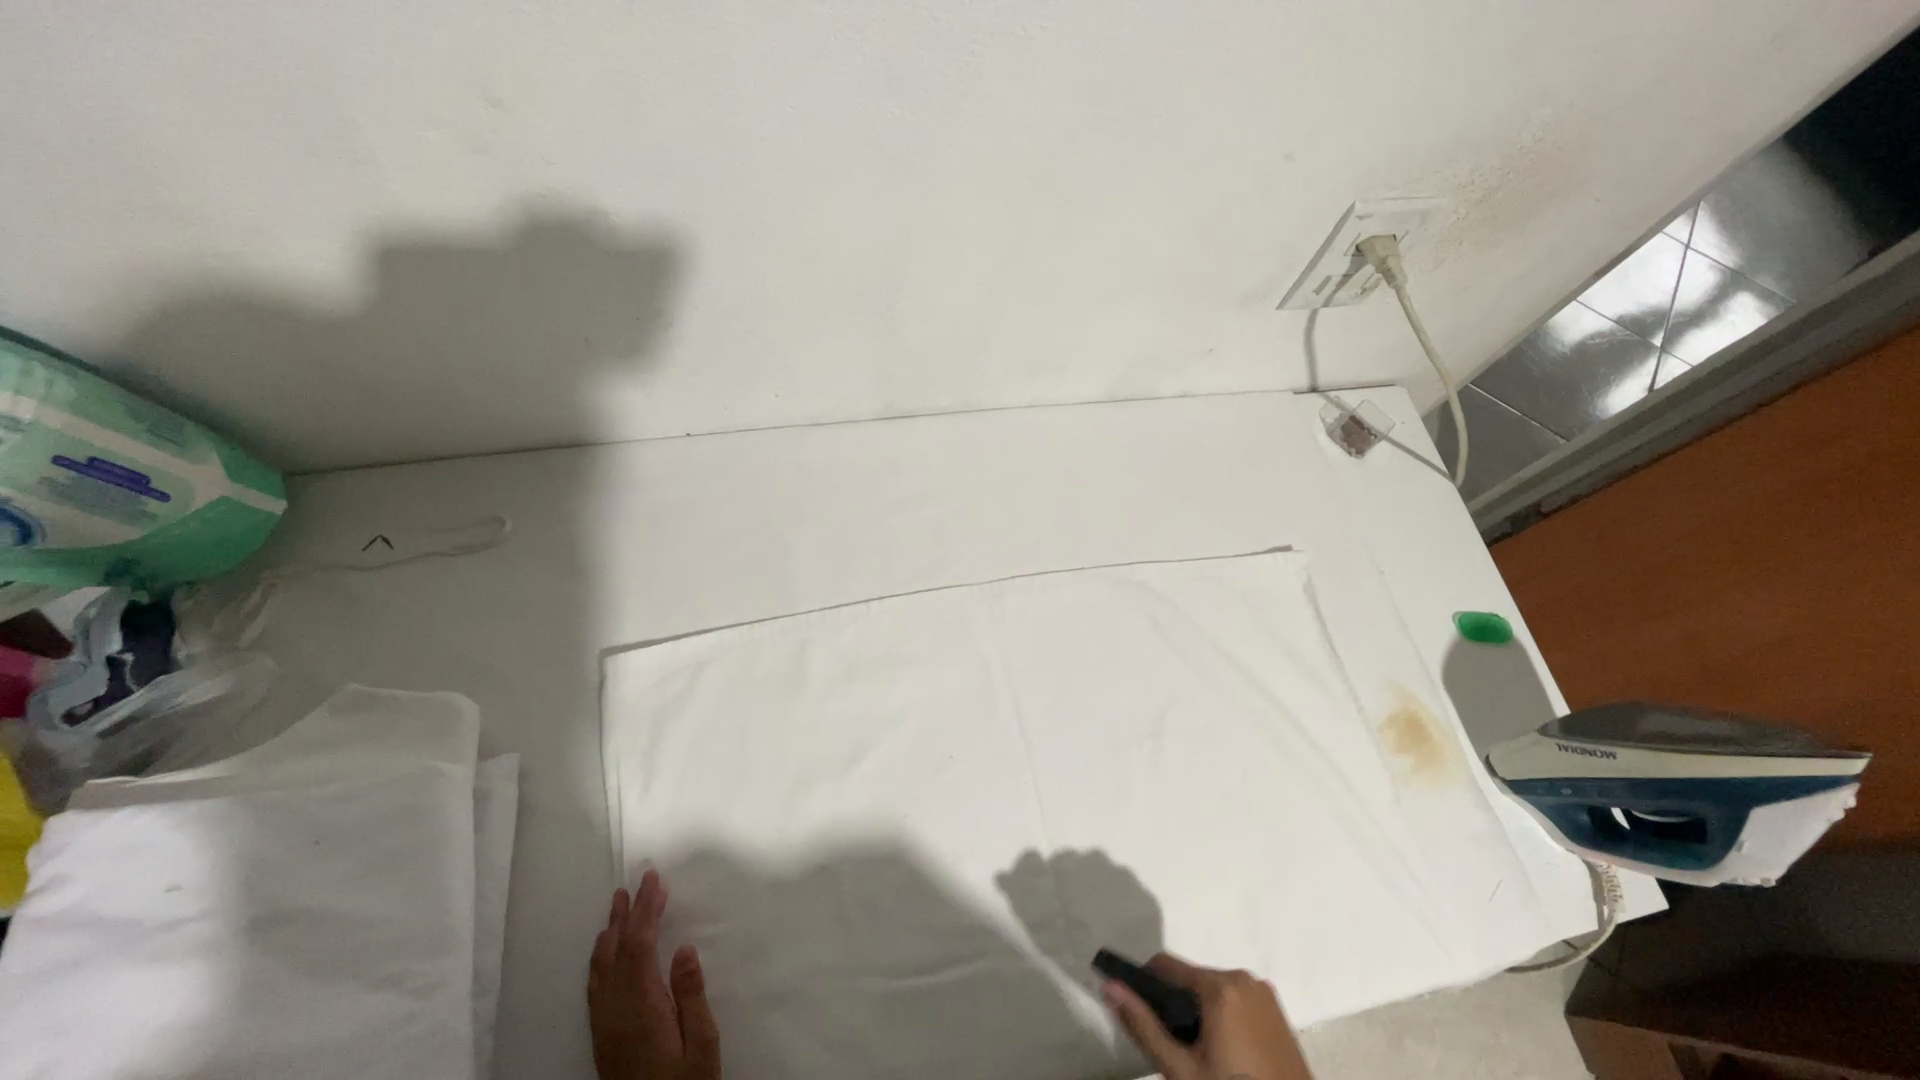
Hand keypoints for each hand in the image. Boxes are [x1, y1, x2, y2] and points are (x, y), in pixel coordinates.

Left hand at [588, 869, 722, 1079]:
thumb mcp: (702, 1046)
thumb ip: (691, 996)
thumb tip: (683, 950)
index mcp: (642, 1007)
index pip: (640, 946)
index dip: (646, 910)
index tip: (656, 881)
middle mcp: (615, 1011)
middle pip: (616, 951)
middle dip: (627, 914)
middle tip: (636, 882)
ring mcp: (604, 1024)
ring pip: (601, 967)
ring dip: (610, 932)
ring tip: (618, 905)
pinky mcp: (602, 1036)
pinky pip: (596, 985)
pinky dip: (601, 957)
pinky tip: (606, 951)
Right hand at [1103, 953, 1313, 1079]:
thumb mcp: (1181, 1069)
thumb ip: (1143, 1025)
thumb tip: (1110, 986)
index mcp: (1219, 986)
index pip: (1165, 965)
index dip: (1144, 984)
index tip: (1138, 1014)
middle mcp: (1243, 978)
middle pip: (1189, 978)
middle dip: (1174, 1004)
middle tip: (1173, 1048)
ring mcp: (1264, 993)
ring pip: (1212, 989)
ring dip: (1197, 1012)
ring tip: (1199, 1056)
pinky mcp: (1277, 1010)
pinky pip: (1235, 999)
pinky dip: (1221, 1017)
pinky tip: (1224, 1054)